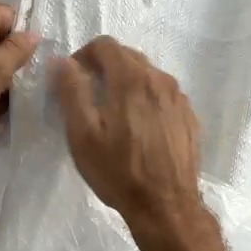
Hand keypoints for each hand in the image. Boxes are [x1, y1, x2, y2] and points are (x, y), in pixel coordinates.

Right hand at [55, 36, 205, 235]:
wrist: (164, 205)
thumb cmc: (117, 170)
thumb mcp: (82, 133)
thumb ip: (71, 91)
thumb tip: (62, 62)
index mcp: (131, 78)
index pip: (105, 45)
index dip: (83, 56)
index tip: (72, 78)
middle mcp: (159, 79)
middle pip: (128, 57)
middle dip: (104, 68)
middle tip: (88, 97)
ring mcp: (178, 98)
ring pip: (147, 77)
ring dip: (126, 85)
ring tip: (113, 115)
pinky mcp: (189, 118)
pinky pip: (163, 97)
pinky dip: (146, 102)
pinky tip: (138, 130)